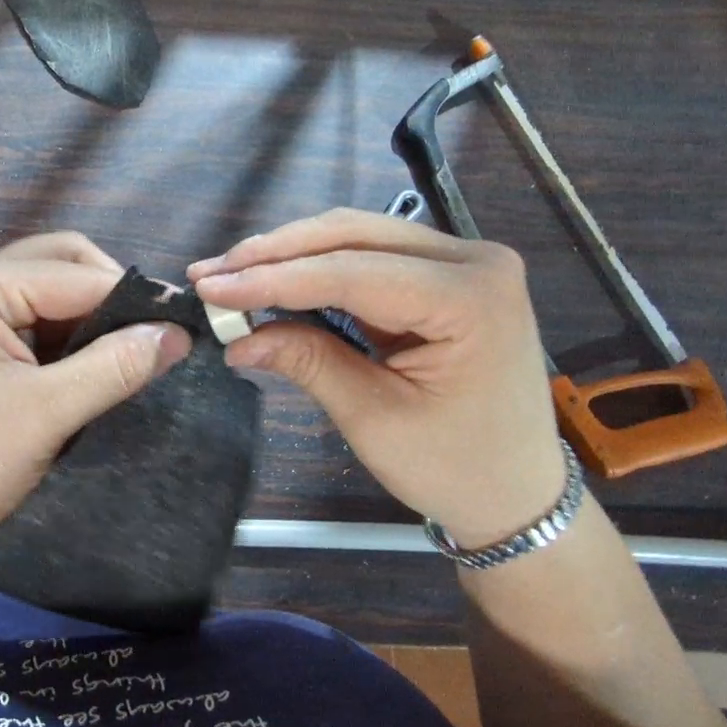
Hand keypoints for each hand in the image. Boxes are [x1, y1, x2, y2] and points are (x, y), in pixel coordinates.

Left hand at [0, 232, 190, 556]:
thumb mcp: (50, 411)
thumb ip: (117, 365)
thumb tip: (179, 334)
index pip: (77, 275)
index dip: (135, 300)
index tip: (189, 330)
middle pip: (61, 265)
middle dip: (110, 300)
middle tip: (154, 342)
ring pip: (49, 292)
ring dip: (90, 320)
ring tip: (130, 358)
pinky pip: (30, 319)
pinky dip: (65, 338)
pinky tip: (91, 368)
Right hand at [190, 209, 564, 545]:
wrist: (517, 492)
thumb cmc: (454, 467)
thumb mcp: (373, 418)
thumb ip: (308, 363)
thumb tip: (238, 339)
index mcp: (470, 296)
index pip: (351, 271)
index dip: (272, 278)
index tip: (209, 287)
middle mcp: (471, 260)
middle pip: (352, 234)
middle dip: (274, 253)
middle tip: (209, 273)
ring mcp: (461, 263)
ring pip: (356, 236)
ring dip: (288, 255)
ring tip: (228, 274)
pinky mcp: (443, 277)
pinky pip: (367, 257)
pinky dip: (314, 268)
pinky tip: (271, 279)